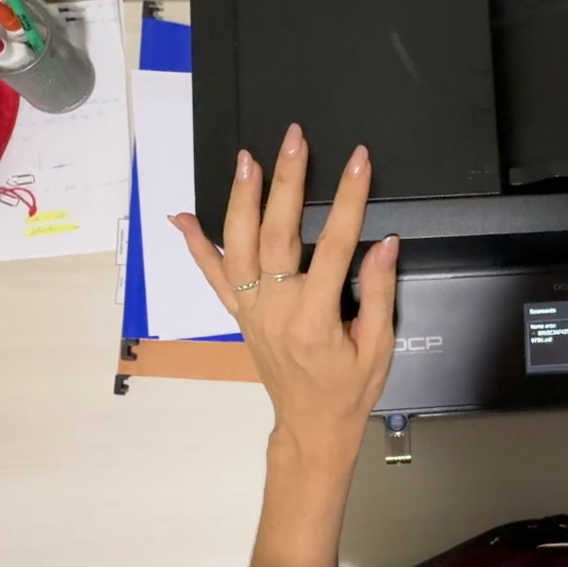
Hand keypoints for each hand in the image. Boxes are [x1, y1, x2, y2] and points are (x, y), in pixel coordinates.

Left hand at [171, 123, 399, 466]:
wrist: (311, 426)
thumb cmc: (348, 391)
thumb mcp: (378, 347)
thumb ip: (379, 293)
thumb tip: (384, 244)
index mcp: (315, 318)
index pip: (333, 245)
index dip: (348, 199)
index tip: (358, 163)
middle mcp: (276, 310)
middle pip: (278, 233)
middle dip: (287, 181)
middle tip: (294, 140)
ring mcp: (252, 311)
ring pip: (239, 246)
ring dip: (241, 200)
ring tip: (247, 159)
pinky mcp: (240, 316)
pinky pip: (213, 277)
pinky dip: (197, 246)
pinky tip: (183, 216)